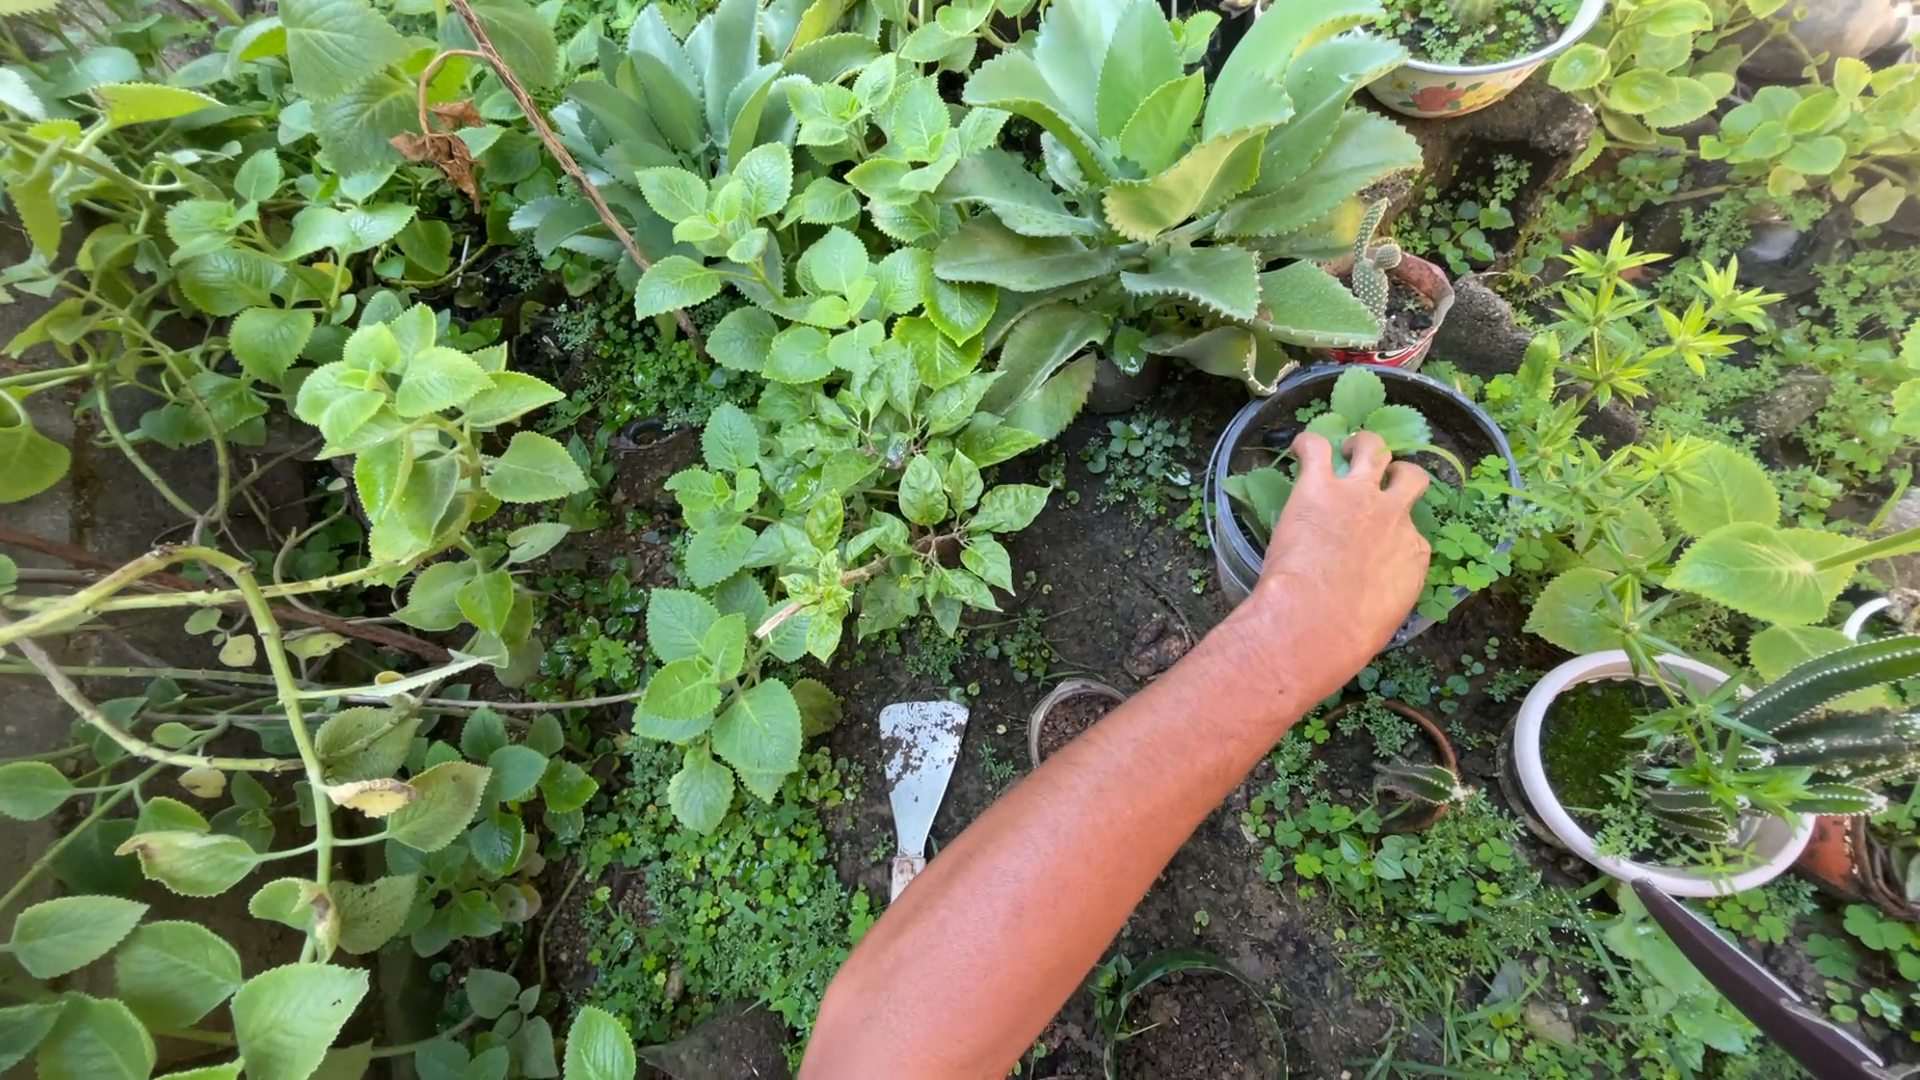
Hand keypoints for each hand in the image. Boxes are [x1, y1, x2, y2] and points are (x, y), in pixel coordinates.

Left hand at [1229, 430, 1431, 701]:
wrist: (1318, 618)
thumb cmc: (1348, 633)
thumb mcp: (1382, 616)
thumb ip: (1380, 595)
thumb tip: (1364, 603)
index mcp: (1413, 551)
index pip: (1411, 527)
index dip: (1393, 528)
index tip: (1373, 536)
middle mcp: (1393, 515)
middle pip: (1408, 477)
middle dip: (1395, 471)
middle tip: (1374, 471)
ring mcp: (1358, 496)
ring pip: (1371, 449)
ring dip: (1360, 444)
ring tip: (1345, 446)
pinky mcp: (1318, 487)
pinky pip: (1316, 448)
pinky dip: (1307, 443)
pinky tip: (1299, 446)